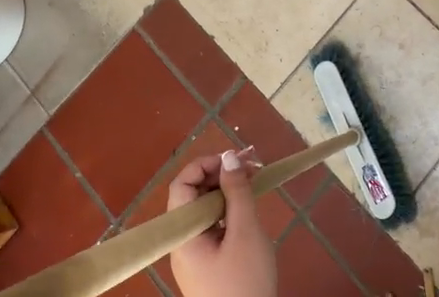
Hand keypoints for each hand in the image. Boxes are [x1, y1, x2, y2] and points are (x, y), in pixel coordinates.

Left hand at [168, 149, 276, 296]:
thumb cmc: (244, 282)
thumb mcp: (245, 232)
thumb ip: (237, 192)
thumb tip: (230, 156)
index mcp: (184, 234)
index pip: (182, 186)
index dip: (205, 165)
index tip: (235, 159)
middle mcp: (184, 241)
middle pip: (193, 195)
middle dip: (221, 174)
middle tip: (253, 164)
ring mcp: (195, 253)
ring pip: (205, 209)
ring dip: (228, 189)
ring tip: (256, 179)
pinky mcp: (208, 261)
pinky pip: (214, 224)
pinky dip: (231, 208)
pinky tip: (250, 206)